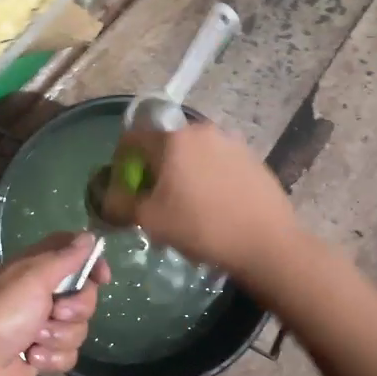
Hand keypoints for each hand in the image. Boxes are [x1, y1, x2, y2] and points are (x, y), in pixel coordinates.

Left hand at [0, 232, 109, 375]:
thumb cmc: (5, 311)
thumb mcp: (34, 277)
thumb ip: (65, 257)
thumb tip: (89, 236)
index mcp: (37, 267)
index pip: (73, 253)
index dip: (91, 262)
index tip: (102, 278)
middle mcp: (42, 292)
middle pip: (84, 295)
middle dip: (75, 309)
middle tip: (54, 312)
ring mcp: (44, 323)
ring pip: (78, 328)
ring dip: (58, 336)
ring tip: (34, 339)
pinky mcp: (44, 351)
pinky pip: (69, 353)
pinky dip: (52, 358)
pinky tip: (32, 357)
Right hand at [117, 122, 307, 281]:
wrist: (268, 245)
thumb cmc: (201, 228)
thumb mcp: (149, 221)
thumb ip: (120, 204)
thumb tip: (108, 198)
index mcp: (172, 140)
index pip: (132, 138)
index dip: (122, 161)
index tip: (126, 187)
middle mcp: (201, 131)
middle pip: (164, 145)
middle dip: (155, 169)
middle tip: (156, 200)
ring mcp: (231, 142)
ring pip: (192, 154)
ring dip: (183, 173)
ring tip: (188, 206)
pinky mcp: (252, 158)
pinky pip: (217, 162)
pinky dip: (208, 177)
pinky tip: (215, 206)